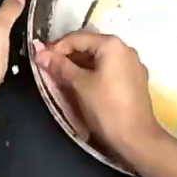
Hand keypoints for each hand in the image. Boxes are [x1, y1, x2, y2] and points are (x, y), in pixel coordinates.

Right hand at [32, 32, 168, 170]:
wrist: (137, 138)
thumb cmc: (106, 108)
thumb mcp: (79, 85)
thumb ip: (59, 66)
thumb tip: (39, 52)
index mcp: (111, 44)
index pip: (77, 38)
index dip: (56, 48)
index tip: (41, 60)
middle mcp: (125, 48)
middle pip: (90, 46)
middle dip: (69, 56)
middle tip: (50, 69)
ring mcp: (133, 64)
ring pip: (100, 58)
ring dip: (81, 65)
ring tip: (64, 78)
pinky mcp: (136, 79)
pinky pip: (111, 69)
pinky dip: (95, 73)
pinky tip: (85, 86)